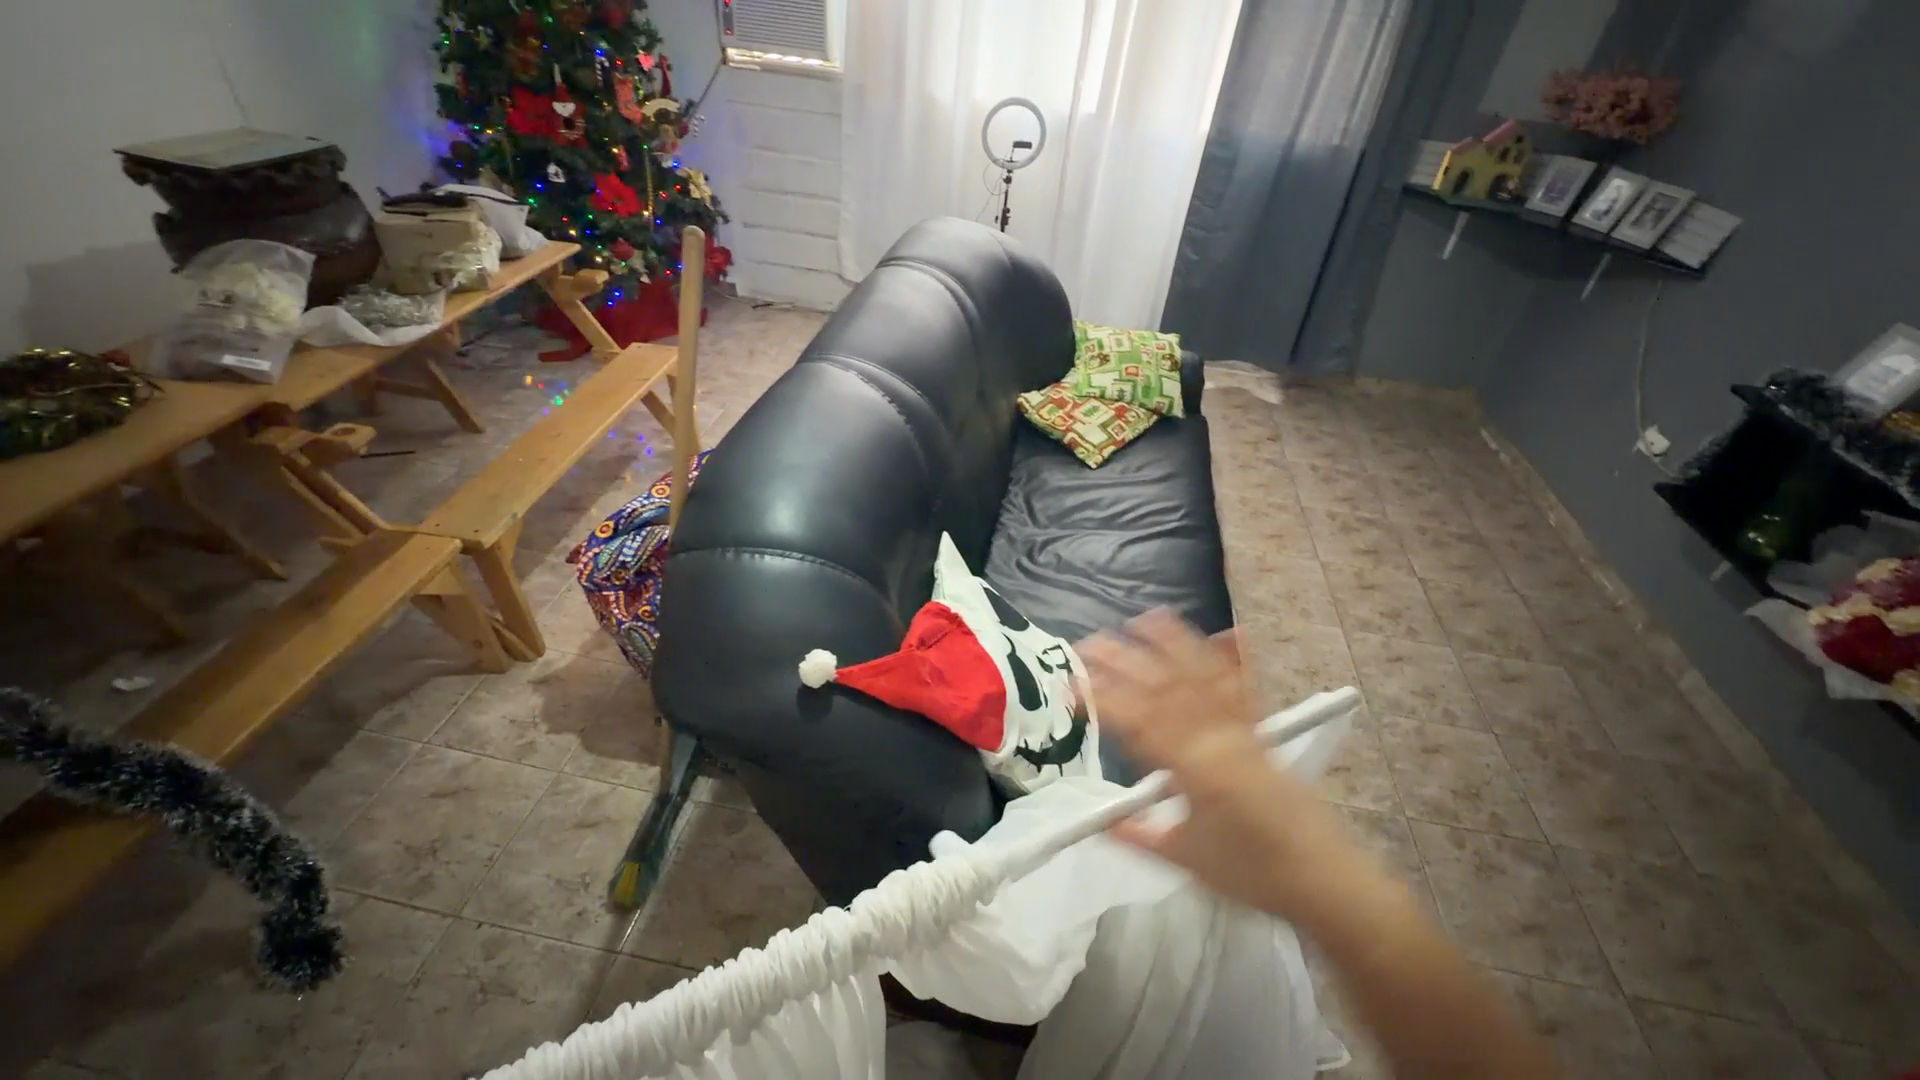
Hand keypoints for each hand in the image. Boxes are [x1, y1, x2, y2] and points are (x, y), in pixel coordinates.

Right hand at [1078, 610, 1367, 924]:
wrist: (1323, 880)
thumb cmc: (1250, 874)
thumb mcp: (1183, 859)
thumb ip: (1136, 835)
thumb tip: (1094, 821)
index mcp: (1194, 771)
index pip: (1138, 724)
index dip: (1102, 701)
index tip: (1070, 687)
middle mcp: (1218, 740)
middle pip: (1165, 689)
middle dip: (1124, 662)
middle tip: (1088, 643)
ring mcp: (1244, 731)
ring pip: (1205, 677)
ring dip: (1174, 644)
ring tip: (1144, 619)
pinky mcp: (1264, 733)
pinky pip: (1246, 689)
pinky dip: (1237, 658)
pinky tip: (1231, 632)